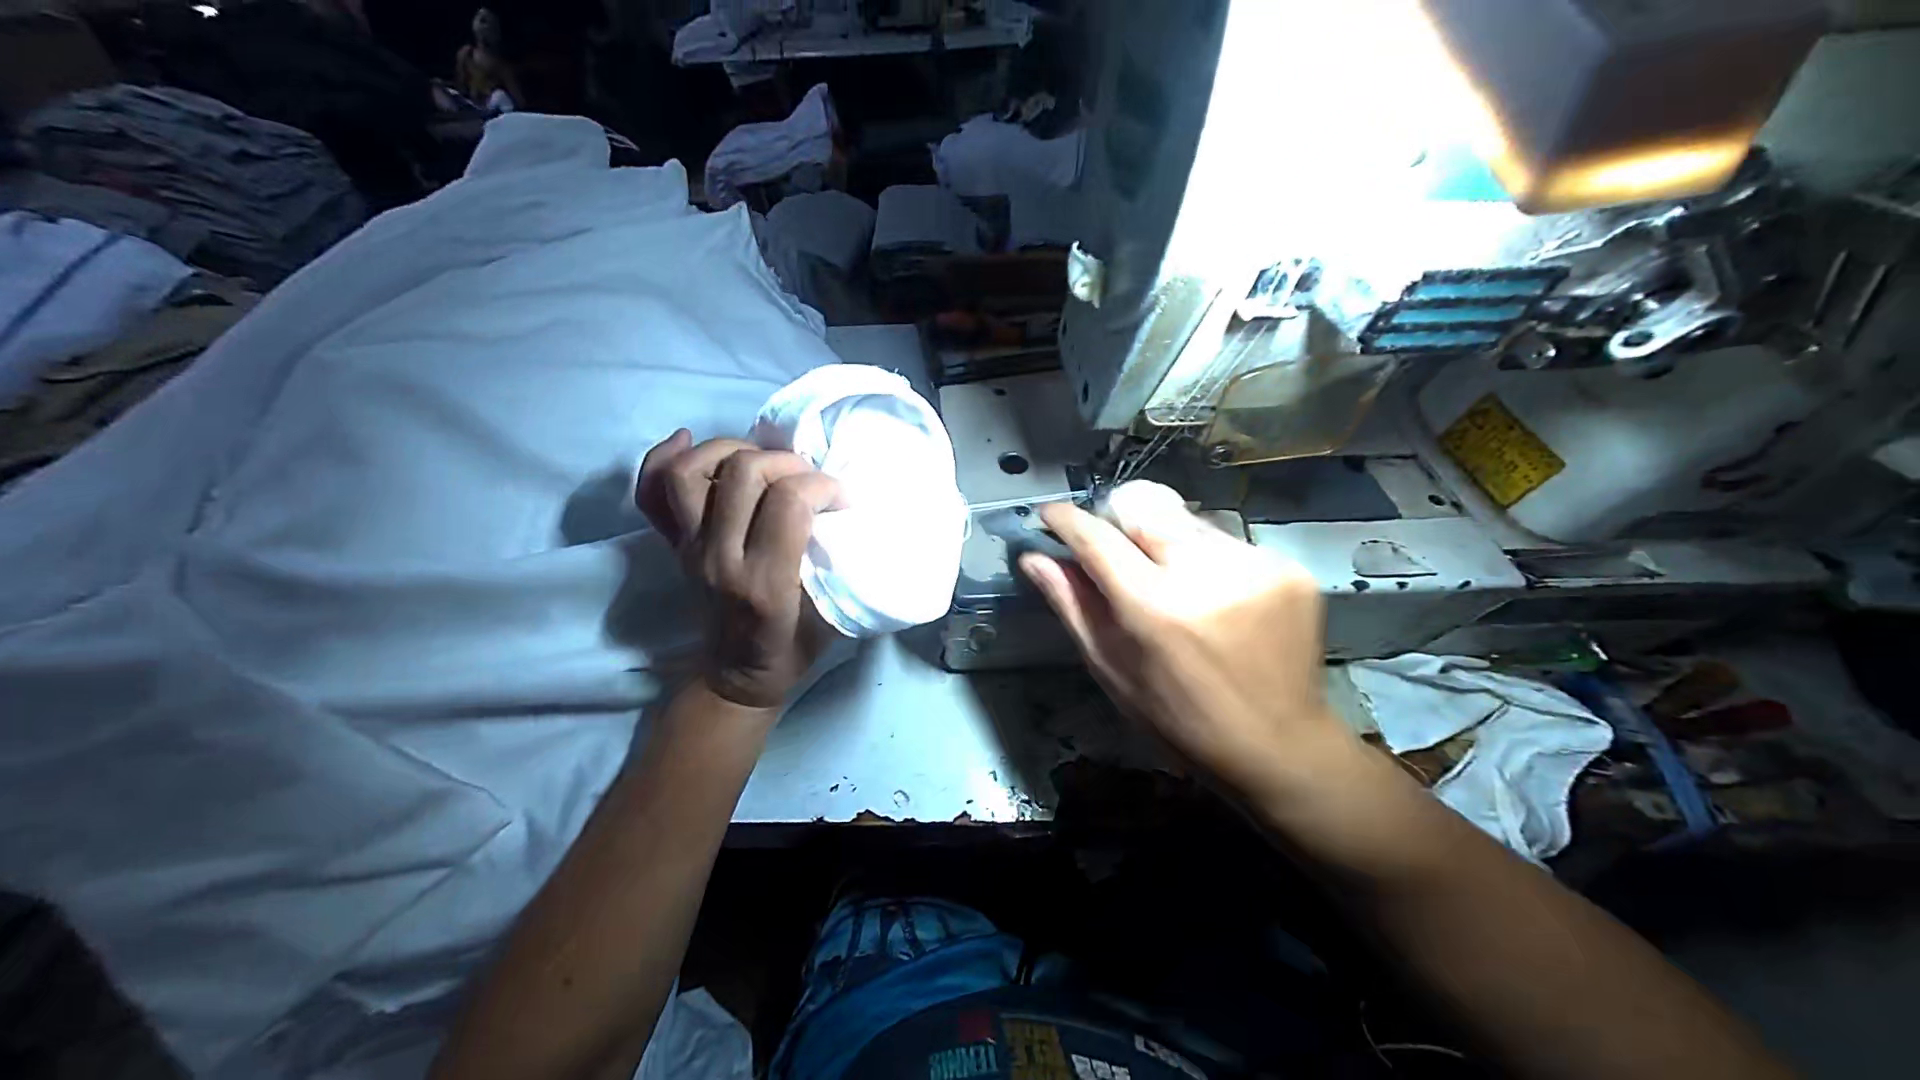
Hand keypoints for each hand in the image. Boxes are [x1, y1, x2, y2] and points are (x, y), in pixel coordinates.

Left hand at [636, 430, 843, 709]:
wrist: (736, 677)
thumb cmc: (793, 649)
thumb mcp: (831, 616)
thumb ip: (838, 564)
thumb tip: (847, 513)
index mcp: (766, 583)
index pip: (790, 501)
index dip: (824, 486)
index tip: (841, 499)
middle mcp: (719, 559)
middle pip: (743, 473)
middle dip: (787, 461)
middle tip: (807, 479)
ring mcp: (690, 549)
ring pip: (690, 472)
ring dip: (730, 449)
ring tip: (760, 460)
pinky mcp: (673, 546)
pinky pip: (651, 492)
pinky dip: (662, 457)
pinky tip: (689, 441)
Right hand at [1019, 482, 1356, 799]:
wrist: (1280, 744)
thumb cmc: (1180, 719)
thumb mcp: (1113, 669)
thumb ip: (1072, 605)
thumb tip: (1034, 558)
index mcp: (1155, 607)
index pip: (1098, 538)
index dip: (1067, 520)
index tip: (1049, 514)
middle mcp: (1206, 573)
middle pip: (1143, 507)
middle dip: (1118, 521)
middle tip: (1114, 551)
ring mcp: (1254, 565)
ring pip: (1184, 518)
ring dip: (1163, 538)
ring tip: (1169, 580)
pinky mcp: (1286, 566)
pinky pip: (1224, 539)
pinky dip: (1204, 556)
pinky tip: (1210, 593)